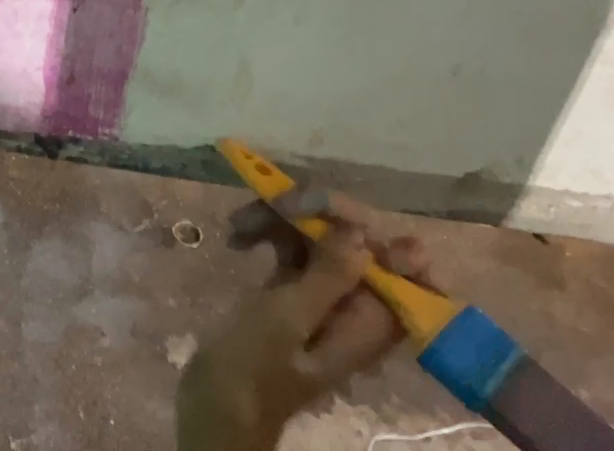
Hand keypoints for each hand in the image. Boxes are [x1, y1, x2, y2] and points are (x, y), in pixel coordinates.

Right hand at [177, 192, 430, 450]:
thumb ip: (328, 277)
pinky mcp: (296, 289)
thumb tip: (361, 230)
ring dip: (280, 218)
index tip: (319, 208)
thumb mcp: (286, 321)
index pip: (398, 259)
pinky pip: (294, 245)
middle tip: (270, 204)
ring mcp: (326, 294)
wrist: (215, 409)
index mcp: (371, 319)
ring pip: (319, 234)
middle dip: (311, 213)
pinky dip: (267, 233)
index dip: (364, 224)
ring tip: (237, 222)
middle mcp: (357, 303)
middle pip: (354, 237)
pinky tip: (237, 236)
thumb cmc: (252, 372)